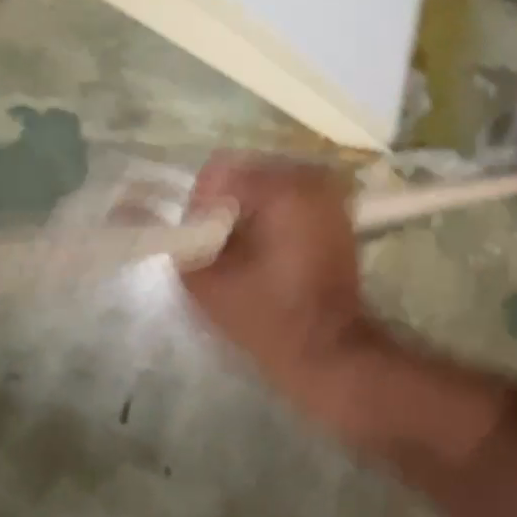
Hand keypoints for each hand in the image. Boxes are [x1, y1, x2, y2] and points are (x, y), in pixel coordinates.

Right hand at [179, 152, 372, 429]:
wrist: (329, 345)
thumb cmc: (268, 315)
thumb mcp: (208, 282)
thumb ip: (183, 241)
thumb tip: (178, 219)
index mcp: (281, 187)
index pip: (220, 170)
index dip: (202, 204)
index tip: (202, 238)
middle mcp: (310, 177)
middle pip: (248, 171)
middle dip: (229, 202)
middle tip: (221, 244)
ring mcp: (330, 191)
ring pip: (272, 181)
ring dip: (253, 207)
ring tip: (247, 249)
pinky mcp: (339, 209)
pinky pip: (295, 195)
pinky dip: (278, 213)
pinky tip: (272, 249)